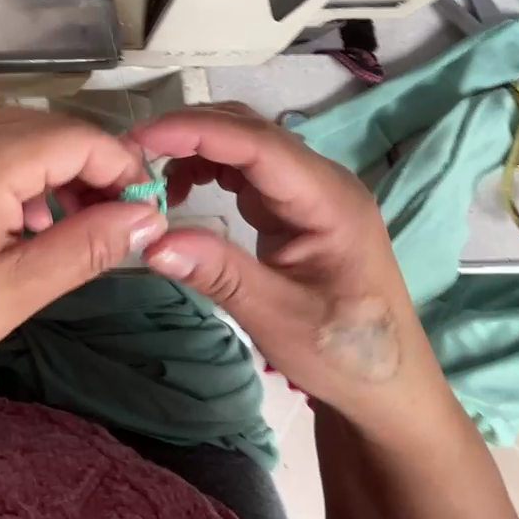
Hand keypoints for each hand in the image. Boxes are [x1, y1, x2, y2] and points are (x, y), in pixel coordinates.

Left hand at [0, 107, 164, 407]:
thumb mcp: (18, 287)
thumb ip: (88, 244)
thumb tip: (145, 218)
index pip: (78, 136)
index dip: (121, 167)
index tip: (145, 208)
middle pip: (46, 128)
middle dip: (88, 168)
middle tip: (113, 222)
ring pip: (14, 133)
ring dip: (50, 170)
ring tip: (63, 229)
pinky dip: (12, 171)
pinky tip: (15, 221)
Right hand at [130, 106, 450, 431]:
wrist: (386, 388)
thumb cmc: (343, 353)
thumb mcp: (278, 319)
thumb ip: (218, 274)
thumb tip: (152, 242)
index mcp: (329, 200)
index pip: (257, 144)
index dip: (197, 131)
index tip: (140, 137)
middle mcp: (319, 181)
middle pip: (248, 130)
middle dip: (187, 131)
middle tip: (131, 152)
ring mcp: (305, 189)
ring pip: (241, 141)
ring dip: (192, 147)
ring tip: (148, 173)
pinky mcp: (290, 203)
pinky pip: (240, 166)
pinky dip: (203, 167)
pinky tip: (178, 191)